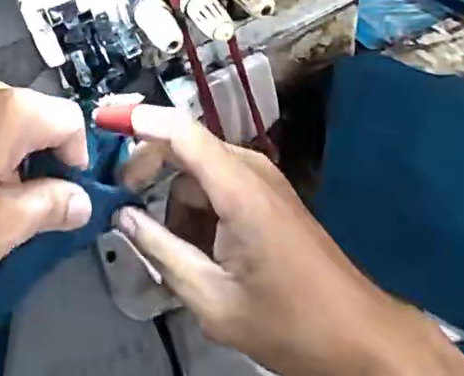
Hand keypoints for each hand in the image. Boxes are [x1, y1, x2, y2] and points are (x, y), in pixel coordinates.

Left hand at [0, 78, 92, 278]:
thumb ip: (50, 208)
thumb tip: (81, 199)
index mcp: (11, 107)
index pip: (72, 119)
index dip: (77, 161)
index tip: (58, 201)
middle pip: (36, 120)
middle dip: (38, 165)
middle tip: (12, 212)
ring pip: (2, 126)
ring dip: (5, 164)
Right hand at [112, 104, 463, 375]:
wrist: (365, 344)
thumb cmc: (292, 325)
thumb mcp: (214, 300)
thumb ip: (161, 251)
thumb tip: (123, 217)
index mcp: (237, 186)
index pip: (178, 131)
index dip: (135, 118)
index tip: (98, 119)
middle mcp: (248, 168)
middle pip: (180, 146)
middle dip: (146, 171)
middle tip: (122, 205)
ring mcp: (259, 179)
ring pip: (194, 171)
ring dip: (173, 201)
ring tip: (169, 251)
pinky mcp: (264, 195)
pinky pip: (215, 186)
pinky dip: (196, 210)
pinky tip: (197, 253)